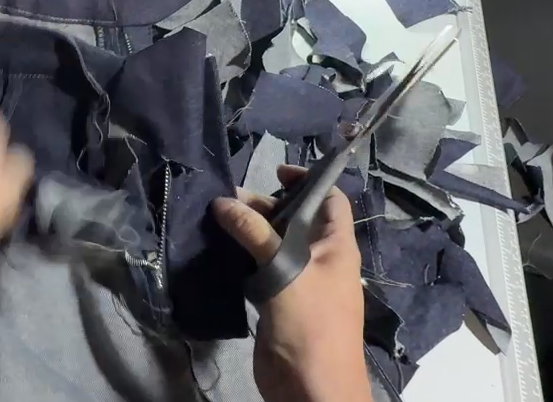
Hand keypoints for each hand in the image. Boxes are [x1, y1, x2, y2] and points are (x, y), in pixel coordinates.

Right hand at [213, 166, 370, 401]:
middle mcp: (320, 259)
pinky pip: (260, 269)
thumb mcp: (284, 268)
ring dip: (248, 231)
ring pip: (274, 244)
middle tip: (228, 200)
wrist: (312, 393)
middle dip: (264, 206)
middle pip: (294, 219)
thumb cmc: (310, 322)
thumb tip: (221, 202)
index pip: (330, 199)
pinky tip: (219, 249)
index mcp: (336, 246)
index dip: (308, 180)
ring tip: (216, 220)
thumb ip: (253, 231)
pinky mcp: (279, 303)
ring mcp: (300, 282)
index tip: (275, 173)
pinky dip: (242, 257)